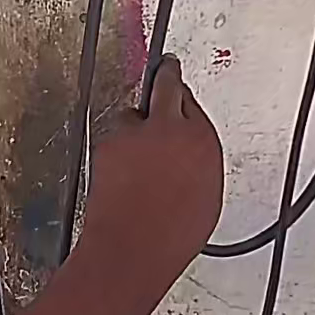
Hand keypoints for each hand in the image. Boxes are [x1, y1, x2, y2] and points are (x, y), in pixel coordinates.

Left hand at [78, 56, 223, 280]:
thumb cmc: (171, 233)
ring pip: (133, 116)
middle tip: (166, 69)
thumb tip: (189, 154)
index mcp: (203, 142)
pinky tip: (119, 174)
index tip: (181, 95)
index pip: (193, 105)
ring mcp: (137, 134)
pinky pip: (113, 139)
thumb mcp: (206, 196)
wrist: (133, 246)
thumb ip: (197, 162)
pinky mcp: (109, 144)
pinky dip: (115, 151)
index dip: (184, 102)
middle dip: (166, 77)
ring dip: (133, 129)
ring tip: (133, 159)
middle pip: (167, 86)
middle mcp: (171, 129)